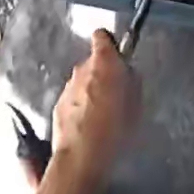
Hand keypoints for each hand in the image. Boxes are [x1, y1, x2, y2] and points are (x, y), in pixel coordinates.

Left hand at [50, 30, 138, 193]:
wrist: (81, 158)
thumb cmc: (115, 128)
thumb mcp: (136, 103)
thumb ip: (131, 81)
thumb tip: (126, 72)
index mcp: (102, 62)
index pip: (102, 36)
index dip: (109, 44)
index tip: (116, 57)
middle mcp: (81, 68)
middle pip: (92, 62)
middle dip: (102, 74)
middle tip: (114, 95)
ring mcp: (67, 87)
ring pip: (82, 82)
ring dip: (90, 92)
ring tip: (100, 117)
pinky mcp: (57, 106)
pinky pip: (72, 100)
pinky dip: (79, 108)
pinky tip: (87, 128)